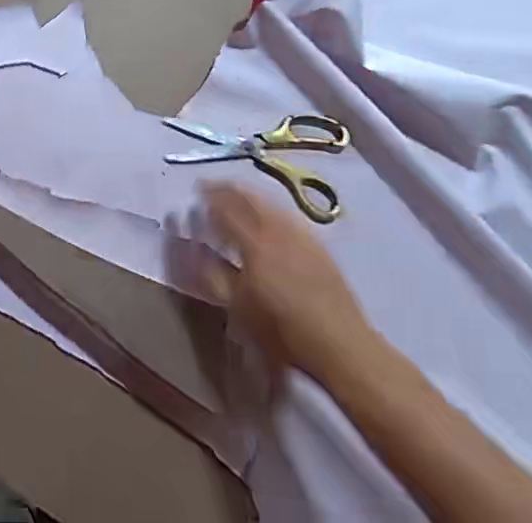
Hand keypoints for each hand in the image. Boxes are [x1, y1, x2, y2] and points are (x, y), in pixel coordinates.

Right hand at [199, 181, 376, 380]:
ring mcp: (301, 234)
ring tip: (236, 193)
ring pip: (270, 202)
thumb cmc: (281, 330)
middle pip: (248, 198)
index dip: (208, 198)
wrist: (341, 345)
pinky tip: (268, 213)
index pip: (225, 209)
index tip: (195, 193)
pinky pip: (288, 213)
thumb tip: (191, 247)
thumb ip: (211, 272)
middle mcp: (277, 230)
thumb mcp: (237, 305)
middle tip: (211, 185)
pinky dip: (270, 206)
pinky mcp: (318, 244)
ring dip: (249, 193)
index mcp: (254, 244)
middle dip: (227, 188)